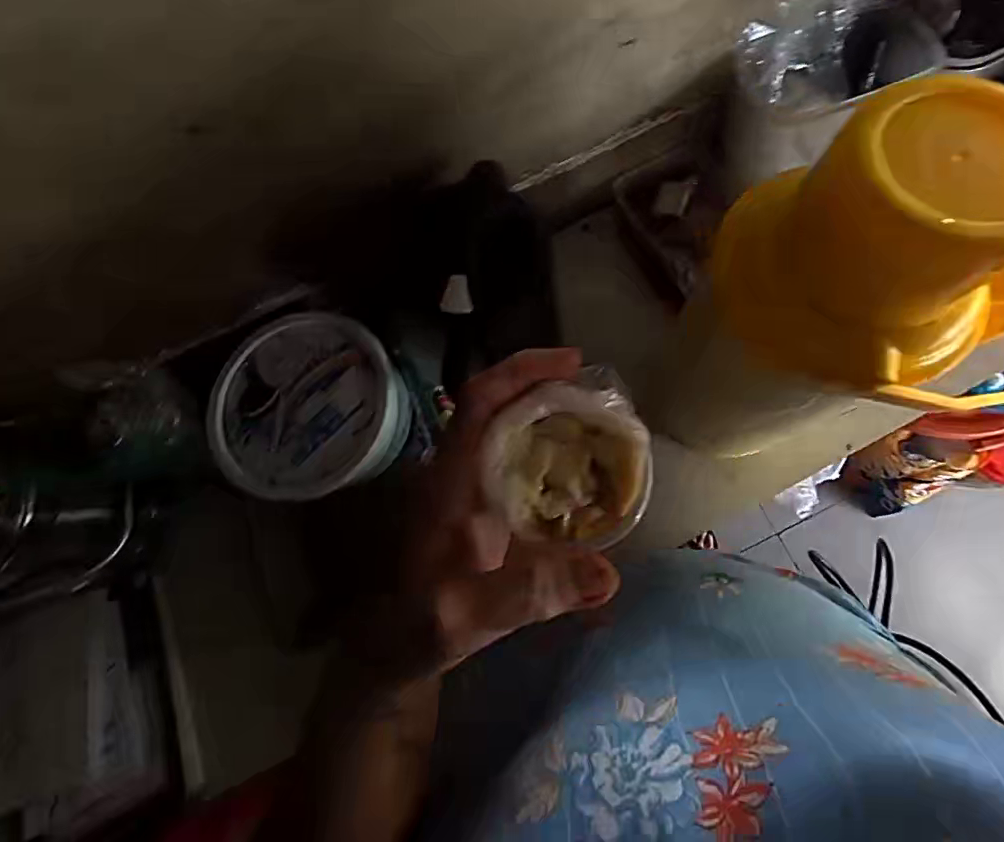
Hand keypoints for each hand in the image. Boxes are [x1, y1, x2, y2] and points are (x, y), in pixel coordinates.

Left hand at [346, 348, 621, 690]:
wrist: (394, 642)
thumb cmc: (425, 622)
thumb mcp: (473, 615)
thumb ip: (532, 594)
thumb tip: (608, 574)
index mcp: (450, 477)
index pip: (479, 400)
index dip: (522, 370)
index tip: (571, 361)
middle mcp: (453, 465)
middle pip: (494, 399)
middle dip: (542, 382)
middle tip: (594, 390)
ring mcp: (461, 478)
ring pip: (501, 420)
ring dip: (542, 406)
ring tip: (591, 413)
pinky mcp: (471, 493)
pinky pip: (507, 446)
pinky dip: (540, 437)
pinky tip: (571, 457)